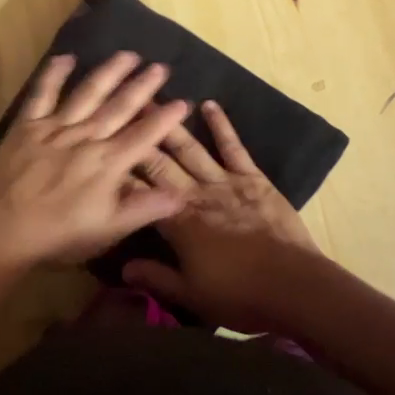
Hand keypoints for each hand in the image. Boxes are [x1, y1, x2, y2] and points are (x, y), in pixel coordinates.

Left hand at [0, 52, 190, 270]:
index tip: (184, 101)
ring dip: (110, 72)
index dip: (165, 118)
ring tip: (128, 55)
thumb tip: (181, 194)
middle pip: (120, 106)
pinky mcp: (28, 124)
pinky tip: (67, 57)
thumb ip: (144, 209)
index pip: (144, 135)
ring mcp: (56, 127)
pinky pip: (43, 93)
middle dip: (143, 86)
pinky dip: (55, 74)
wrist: (4, 230)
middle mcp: (86, 137)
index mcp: (108, 163)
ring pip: (88, 92)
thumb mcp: (108, 230)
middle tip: (161, 66)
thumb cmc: (59, 235)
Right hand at [122, 100, 321, 333]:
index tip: (100, 150)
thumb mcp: (191, 295)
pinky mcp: (252, 178)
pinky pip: (233, 147)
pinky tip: (209, 104)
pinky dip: (221, 125)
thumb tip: (123, 266)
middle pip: (160, 162)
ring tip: (152, 99)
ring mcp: (224, 181)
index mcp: (177, 221)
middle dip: (138, 137)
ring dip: (170, 124)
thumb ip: (156, 277)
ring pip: (190, 147)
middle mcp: (194, 194)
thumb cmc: (240, 295)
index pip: (140, 191)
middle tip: (119, 112)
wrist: (294, 286)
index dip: (119, 171)